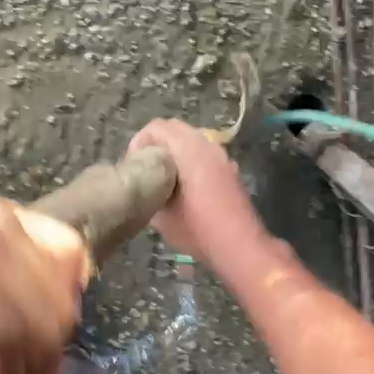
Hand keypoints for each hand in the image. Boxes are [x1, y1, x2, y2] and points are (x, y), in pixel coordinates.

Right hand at [129, 118, 266, 266]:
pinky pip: (204, 152)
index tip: (133, 163)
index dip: (140, 140)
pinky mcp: (230, 169)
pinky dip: (189, 158)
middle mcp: (208, 146)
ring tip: (162, 175)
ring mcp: (222, 156)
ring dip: (174, 150)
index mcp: (190, 151)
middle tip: (144, 166)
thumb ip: (148, 191)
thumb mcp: (162, 217)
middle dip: (156, 142)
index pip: (158, 127)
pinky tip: (183, 184)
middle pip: (176, 128)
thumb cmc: (198, 230)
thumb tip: (143, 182)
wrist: (240, 246)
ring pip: (192, 138)